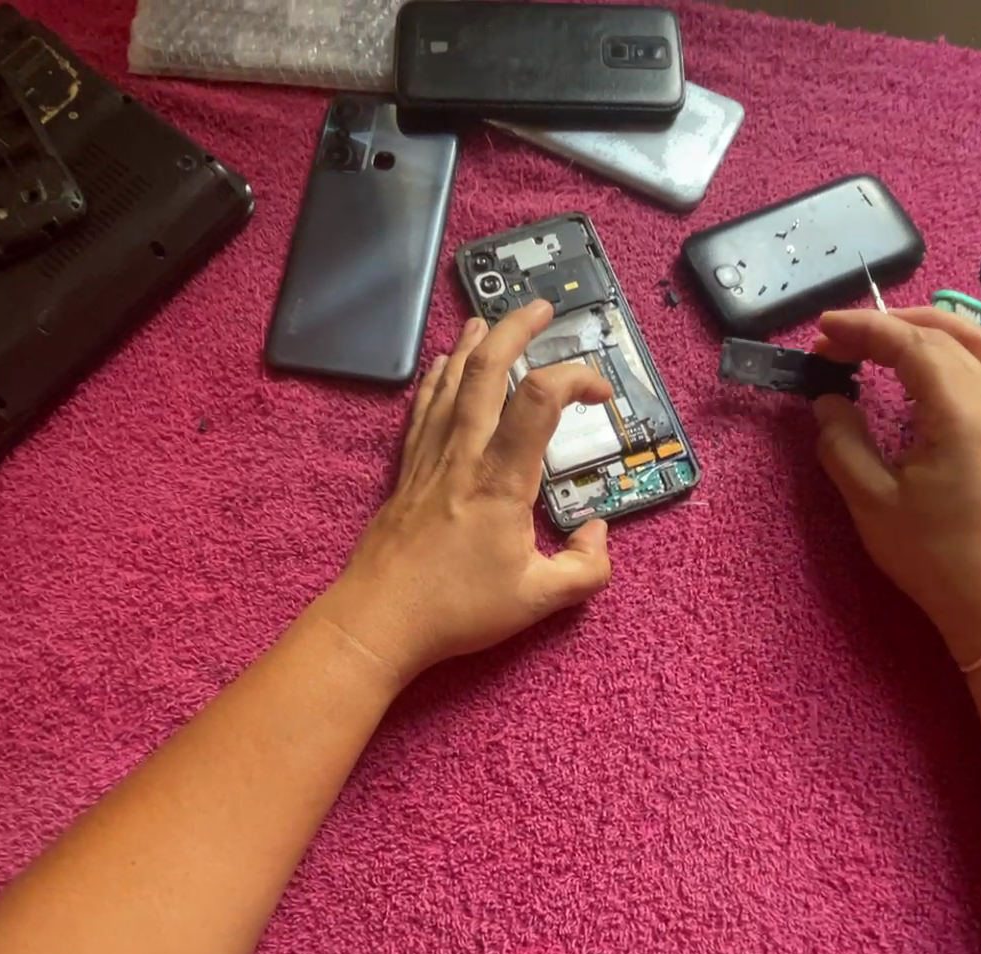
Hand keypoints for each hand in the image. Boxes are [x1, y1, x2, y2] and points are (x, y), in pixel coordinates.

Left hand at [314, 301, 615, 681]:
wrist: (380, 618)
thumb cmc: (457, 609)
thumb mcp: (538, 600)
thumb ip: (585, 569)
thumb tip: (598, 534)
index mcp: (502, 480)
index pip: (541, 399)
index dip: (577, 377)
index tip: (600, 393)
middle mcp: (464, 455)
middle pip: (486, 370)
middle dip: (515, 328)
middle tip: (540, 309)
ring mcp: (430, 458)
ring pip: (450, 381)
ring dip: (473, 344)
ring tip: (490, 320)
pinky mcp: (408, 470)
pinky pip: (423, 409)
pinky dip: (436, 379)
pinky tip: (442, 365)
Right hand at [809, 308, 980, 665]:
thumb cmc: (931, 554)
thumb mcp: (870, 500)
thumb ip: (842, 441)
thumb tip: (828, 400)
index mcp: (962, 414)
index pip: (911, 345)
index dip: (863, 329)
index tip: (821, 330)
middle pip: (947, 331)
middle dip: (887, 325)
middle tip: (837, 339)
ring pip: (977, 340)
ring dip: (924, 329)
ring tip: (877, 341)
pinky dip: (953, 349)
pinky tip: (928, 367)